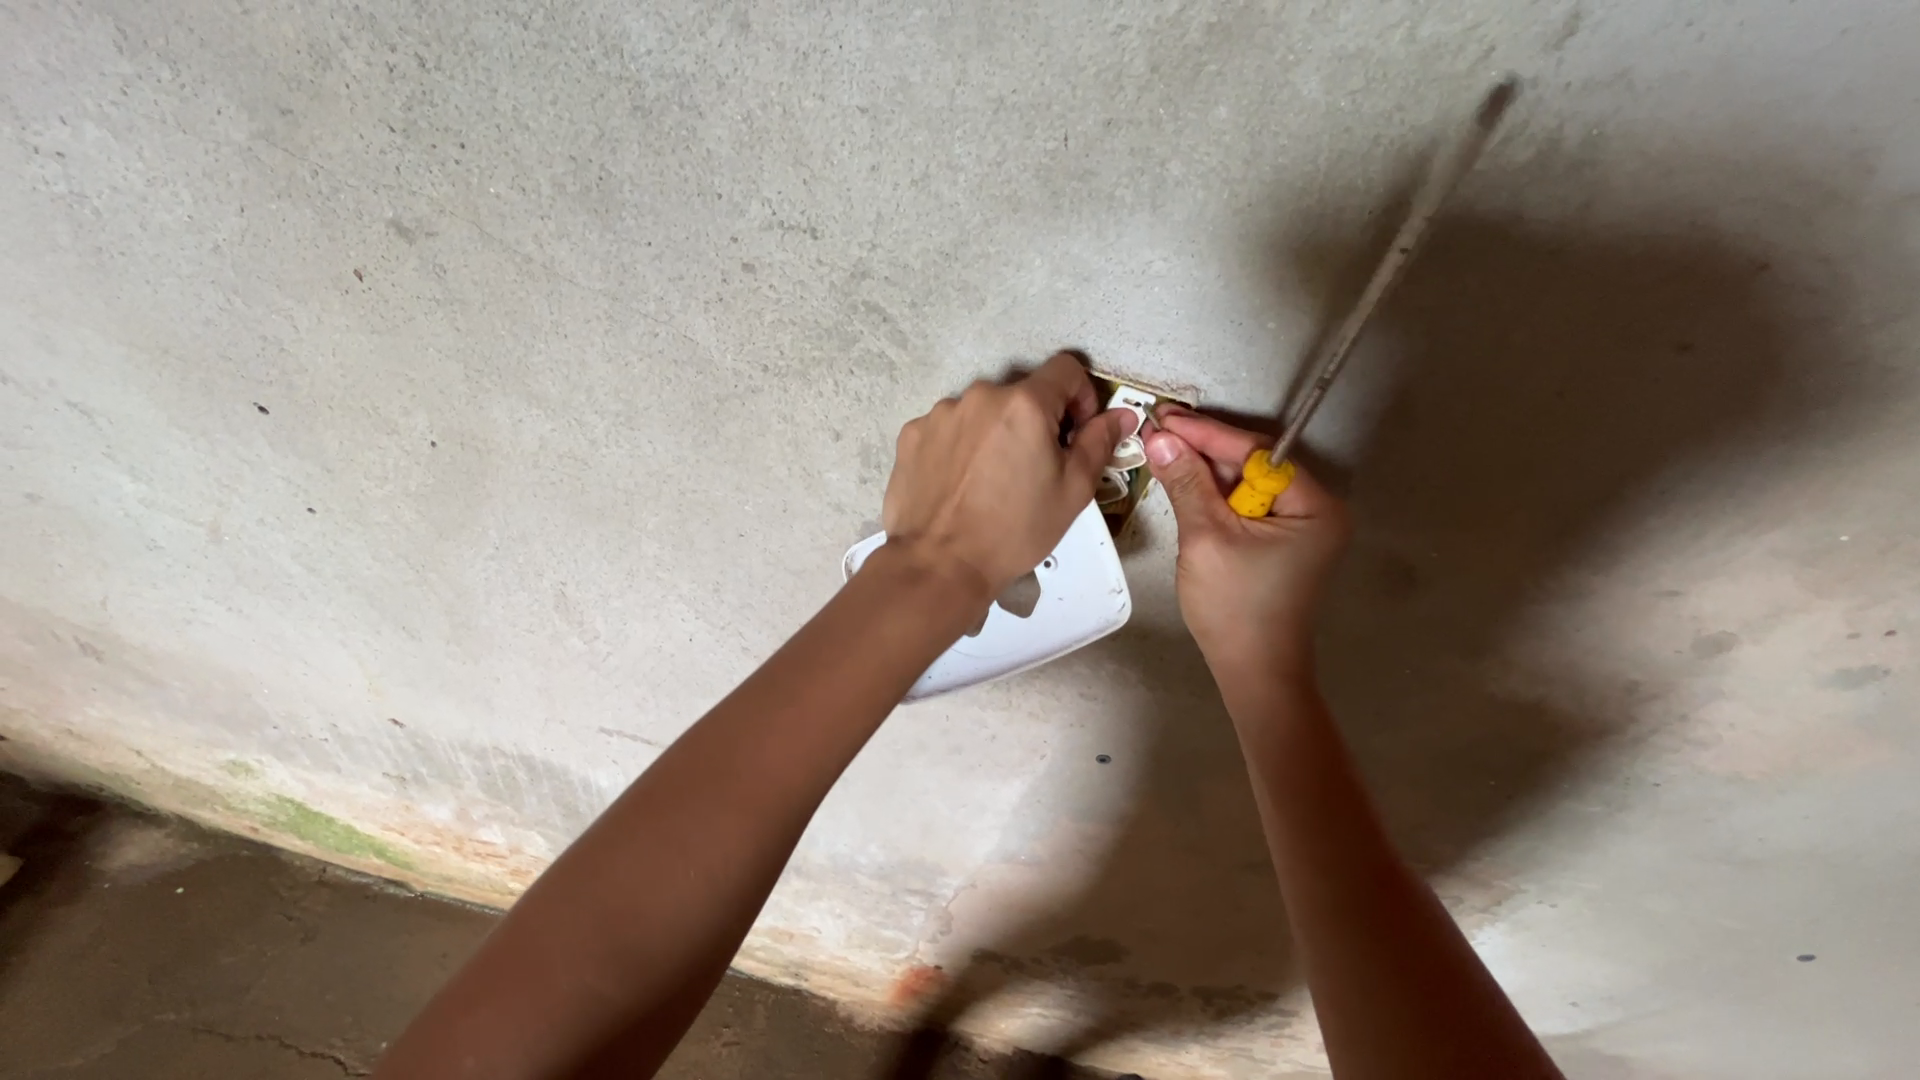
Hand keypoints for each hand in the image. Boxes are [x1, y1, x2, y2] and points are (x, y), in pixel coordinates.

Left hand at [882, 352, 1134, 602]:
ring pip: (983, 411)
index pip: (1065, 369)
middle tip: (1034, 467)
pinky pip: (949, 428)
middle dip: (1035, 421)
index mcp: (1024, 404)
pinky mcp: (913, 435)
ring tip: (992, 480)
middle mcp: (980, 397)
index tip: (1075, 431)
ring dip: (995, 432)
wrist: (940, 564)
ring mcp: (941, 414)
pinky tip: (961, 483)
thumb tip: (1120, 415)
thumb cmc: (1013, 531)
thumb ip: (1098, 443)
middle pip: (1021, 393)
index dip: (1080, 396)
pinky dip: (961, 446)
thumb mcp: (1072, 492)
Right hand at [1145, 408, 1349, 680]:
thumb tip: (1160, 438)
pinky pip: (1243, 506)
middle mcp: (1314, 509)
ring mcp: (1296, 527)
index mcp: (1314, 505)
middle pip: (1252, 464)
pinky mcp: (1277, 541)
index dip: (1208, 434)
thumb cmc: (1235, 606)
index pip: (1255, 453)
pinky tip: (1182, 480)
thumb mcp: (1206, 537)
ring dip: (1204, 470)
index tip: (1166, 418)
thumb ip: (1186, 483)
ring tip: (1162, 448)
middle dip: (1204, 449)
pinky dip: (1212, 495)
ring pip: (1243, 484)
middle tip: (1159, 430)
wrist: (1251, 669)